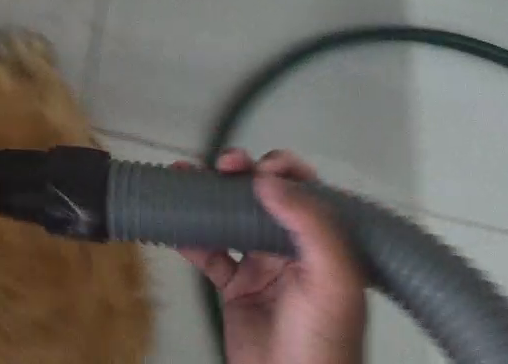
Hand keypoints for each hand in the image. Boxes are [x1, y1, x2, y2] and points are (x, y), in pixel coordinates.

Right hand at [177, 149, 366, 363]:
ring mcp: (263, 270)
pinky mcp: (235, 290)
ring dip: (209, 195)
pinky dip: (189, 236)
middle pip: (265, 199)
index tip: (263, 166)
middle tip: (225, 165)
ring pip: (232, 219)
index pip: (309, 194)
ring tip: (186, 176)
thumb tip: (268, 178)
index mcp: (325, 248)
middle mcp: (294, 252)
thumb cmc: (322, 342)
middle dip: (243, 174)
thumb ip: (310, 226)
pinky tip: (175, 224)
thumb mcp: (333, 284)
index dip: (286, 171)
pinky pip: (208, 254)